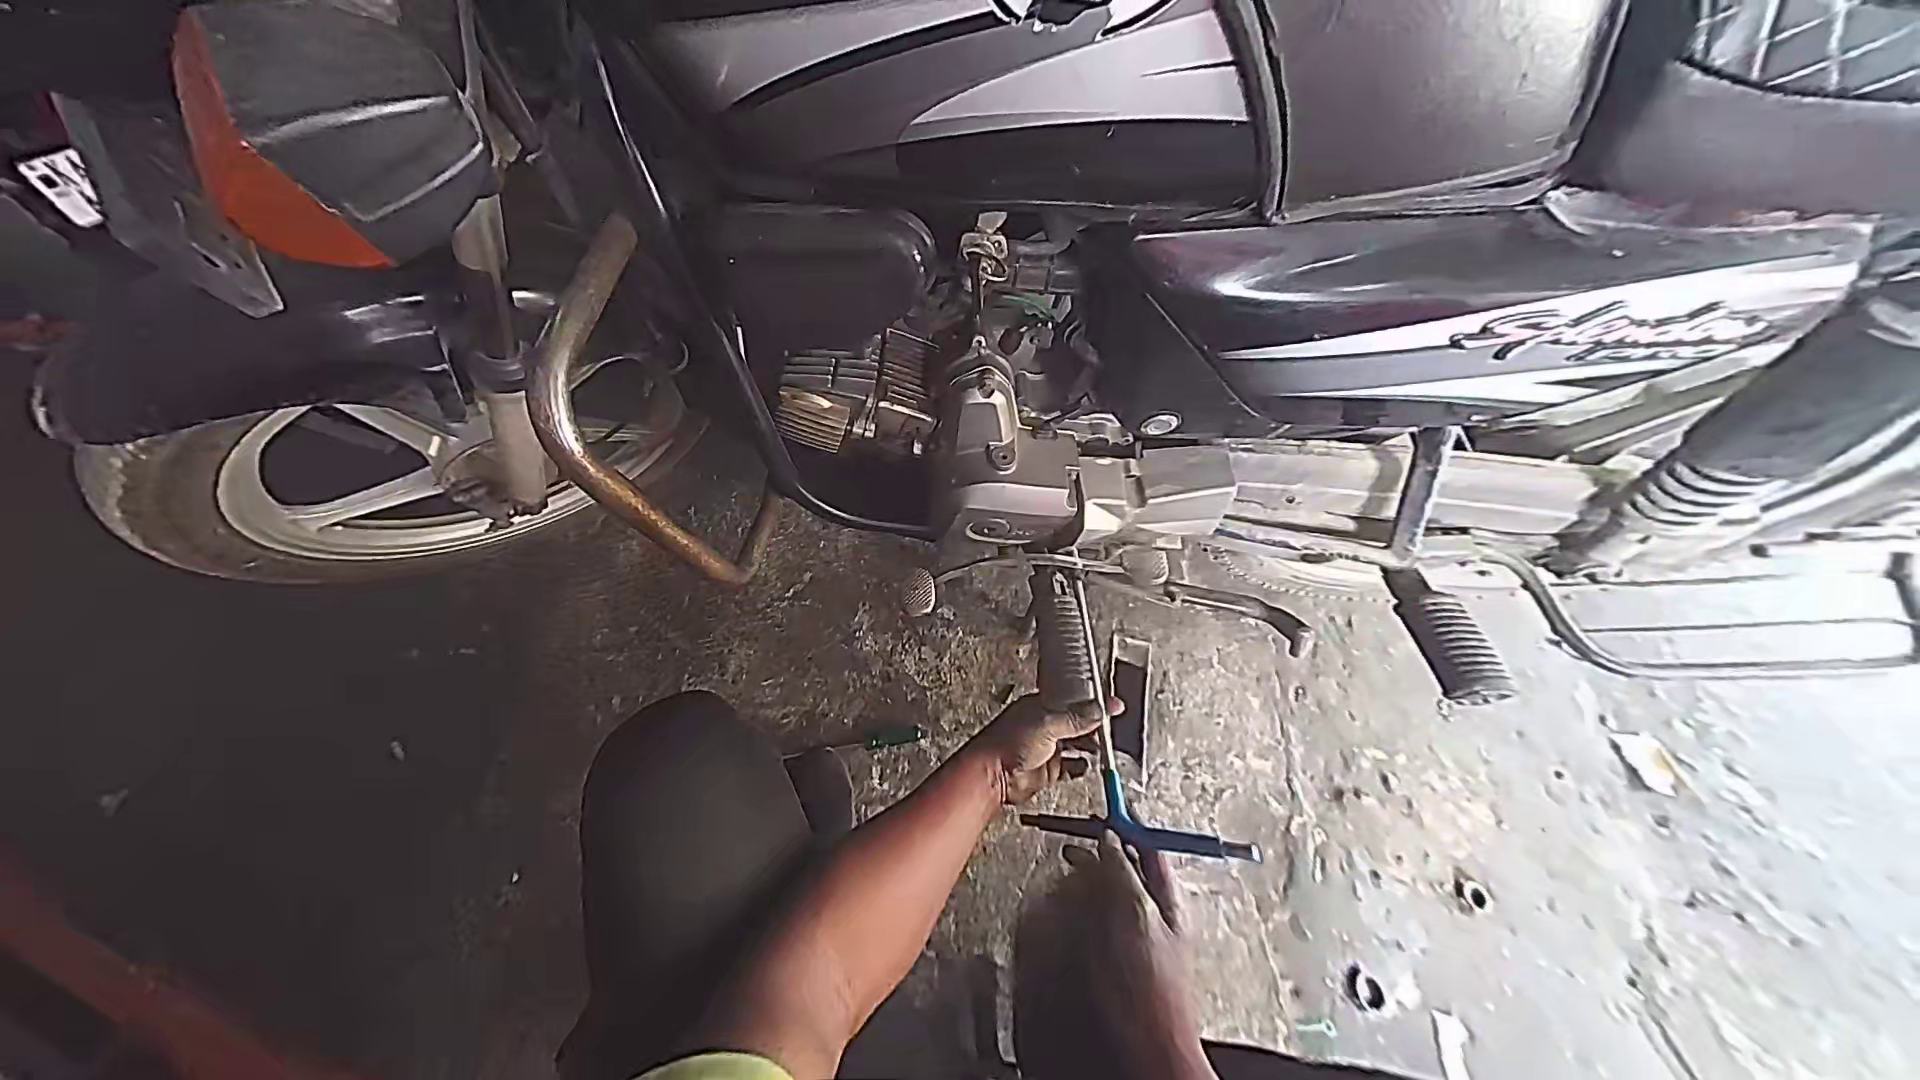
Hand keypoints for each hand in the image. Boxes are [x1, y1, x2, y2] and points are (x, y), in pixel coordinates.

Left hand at [963, 693, 1111, 804]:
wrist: (993, 774)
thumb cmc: (1007, 742)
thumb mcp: (1047, 723)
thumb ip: (1076, 719)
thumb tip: (1099, 711)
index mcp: (1042, 706)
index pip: (1074, 701)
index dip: (1094, 704)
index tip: (1113, 706)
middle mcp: (1045, 725)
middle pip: (1078, 723)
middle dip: (1095, 726)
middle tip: (1111, 730)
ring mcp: (1047, 747)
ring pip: (1076, 744)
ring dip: (1091, 746)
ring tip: (1104, 748)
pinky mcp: (1048, 769)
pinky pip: (1070, 767)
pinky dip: (1080, 766)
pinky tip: (1087, 765)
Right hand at [1064, 832, 1213, 1079]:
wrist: (1146, 1045)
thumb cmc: (1148, 983)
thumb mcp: (1135, 913)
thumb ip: (1123, 872)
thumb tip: (1110, 838)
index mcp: (1168, 898)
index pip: (1149, 847)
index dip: (1127, 825)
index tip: (1105, 808)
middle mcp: (1156, 911)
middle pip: (1130, 865)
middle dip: (1103, 848)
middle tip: (1076, 837)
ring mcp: (1137, 931)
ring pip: (1113, 885)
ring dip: (1092, 870)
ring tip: (1069, 861)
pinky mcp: (1119, 949)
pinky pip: (1102, 910)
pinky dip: (1086, 895)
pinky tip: (1071, 895)